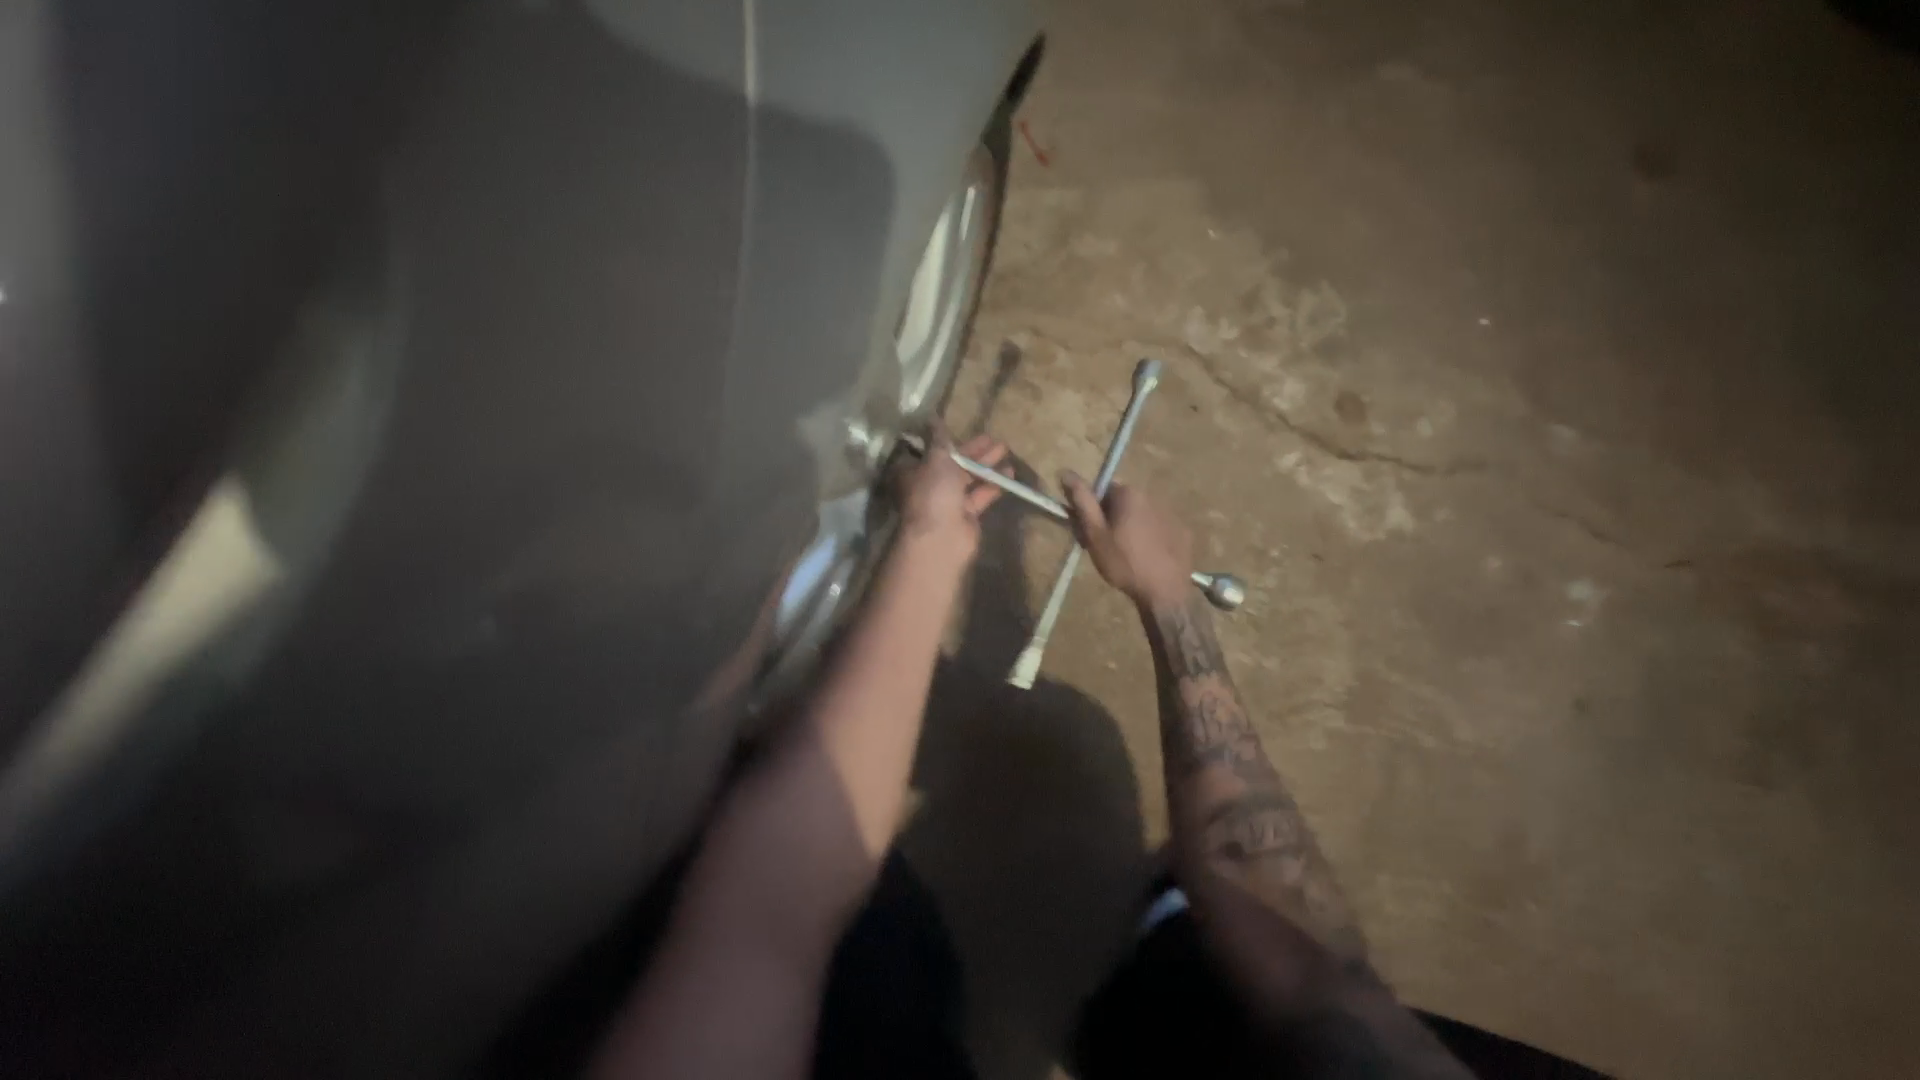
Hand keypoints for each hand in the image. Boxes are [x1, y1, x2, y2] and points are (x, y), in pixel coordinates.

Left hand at [898, 423, 1008, 562]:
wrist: (942, 536)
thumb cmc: (934, 491)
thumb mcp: (937, 458)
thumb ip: (940, 438)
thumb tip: (932, 417)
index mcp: (914, 471)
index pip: (930, 451)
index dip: (946, 441)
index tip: (963, 429)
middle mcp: (929, 485)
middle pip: (953, 464)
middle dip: (973, 451)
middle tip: (993, 438)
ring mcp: (947, 501)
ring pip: (968, 479)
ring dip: (985, 465)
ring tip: (1004, 450)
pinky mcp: (966, 515)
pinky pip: (980, 495)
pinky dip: (993, 484)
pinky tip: (1009, 473)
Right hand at [1061, 474, 1193, 608]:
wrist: (1163, 592)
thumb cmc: (1123, 562)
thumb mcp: (1095, 534)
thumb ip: (1082, 502)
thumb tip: (1066, 472)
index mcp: (1129, 495)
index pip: (1104, 491)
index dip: (1094, 510)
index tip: (1091, 532)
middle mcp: (1152, 497)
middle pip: (1125, 503)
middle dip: (1114, 519)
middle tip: (1107, 547)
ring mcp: (1171, 515)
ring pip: (1142, 516)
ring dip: (1133, 528)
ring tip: (1128, 556)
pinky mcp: (1183, 532)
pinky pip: (1160, 529)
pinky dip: (1152, 538)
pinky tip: (1148, 559)